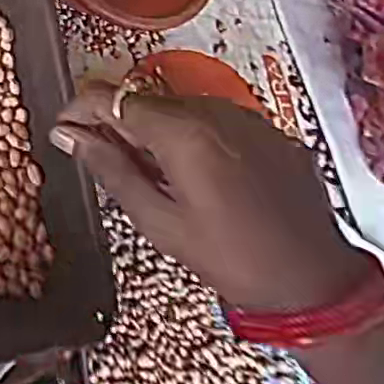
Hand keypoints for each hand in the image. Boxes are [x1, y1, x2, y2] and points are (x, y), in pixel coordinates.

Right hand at [50, 80, 370, 312]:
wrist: (319, 286)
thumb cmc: (231, 258)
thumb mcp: (156, 219)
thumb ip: (108, 167)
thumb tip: (66, 133)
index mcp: (183, 132)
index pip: (110, 97)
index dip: (78, 109)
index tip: (64, 128)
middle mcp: (213, 112)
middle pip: (141, 100)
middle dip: (115, 124)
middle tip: (107, 161)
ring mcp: (245, 118)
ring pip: (173, 107)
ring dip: (151, 129)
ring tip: (153, 173)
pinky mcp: (267, 129)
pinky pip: (209, 118)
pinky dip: (187, 135)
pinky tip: (193, 173)